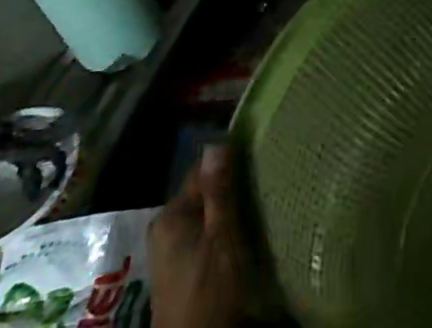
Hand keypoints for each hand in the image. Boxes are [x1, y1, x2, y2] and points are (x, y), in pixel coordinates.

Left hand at [151, 145, 251, 327]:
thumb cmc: (210, 289)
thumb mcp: (222, 238)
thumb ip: (218, 193)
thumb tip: (216, 143)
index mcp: (170, 214)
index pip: (203, 169)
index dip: (232, 160)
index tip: (263, 151)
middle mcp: (164, 226)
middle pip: (204, 190)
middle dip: (233, 183)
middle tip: (268, 176)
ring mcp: (169, 247)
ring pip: (206, 211)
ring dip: (230, 205)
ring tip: (262, 198)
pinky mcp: (179, 264)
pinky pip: (204, 229)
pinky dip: (223, 224)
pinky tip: (245, 228)